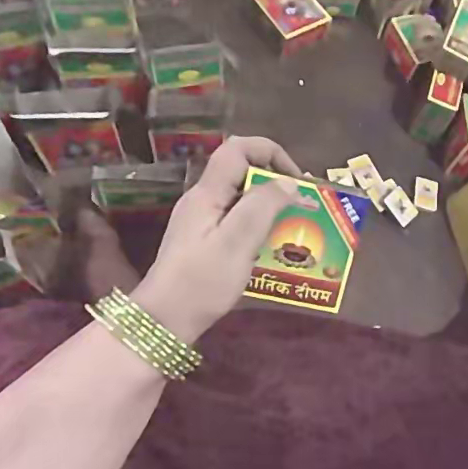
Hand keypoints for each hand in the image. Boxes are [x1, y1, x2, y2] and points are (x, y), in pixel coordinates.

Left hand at [133, 136, 300, 341]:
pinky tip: (271, 250)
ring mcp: (200, 223)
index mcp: (208, 193)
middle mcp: (202, 201)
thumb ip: (263, 206)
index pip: (238, 149)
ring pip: (240, 200)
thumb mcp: (238, 241)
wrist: (165, 320)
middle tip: (302, 207)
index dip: (270, 152)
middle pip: (241, 173)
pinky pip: (235, 223)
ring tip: (293, 228)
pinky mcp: (203, 244)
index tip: (297, 178)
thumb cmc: (202, 281)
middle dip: (275, 182)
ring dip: (269, 208)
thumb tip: (288, 182)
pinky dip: (257, 228)